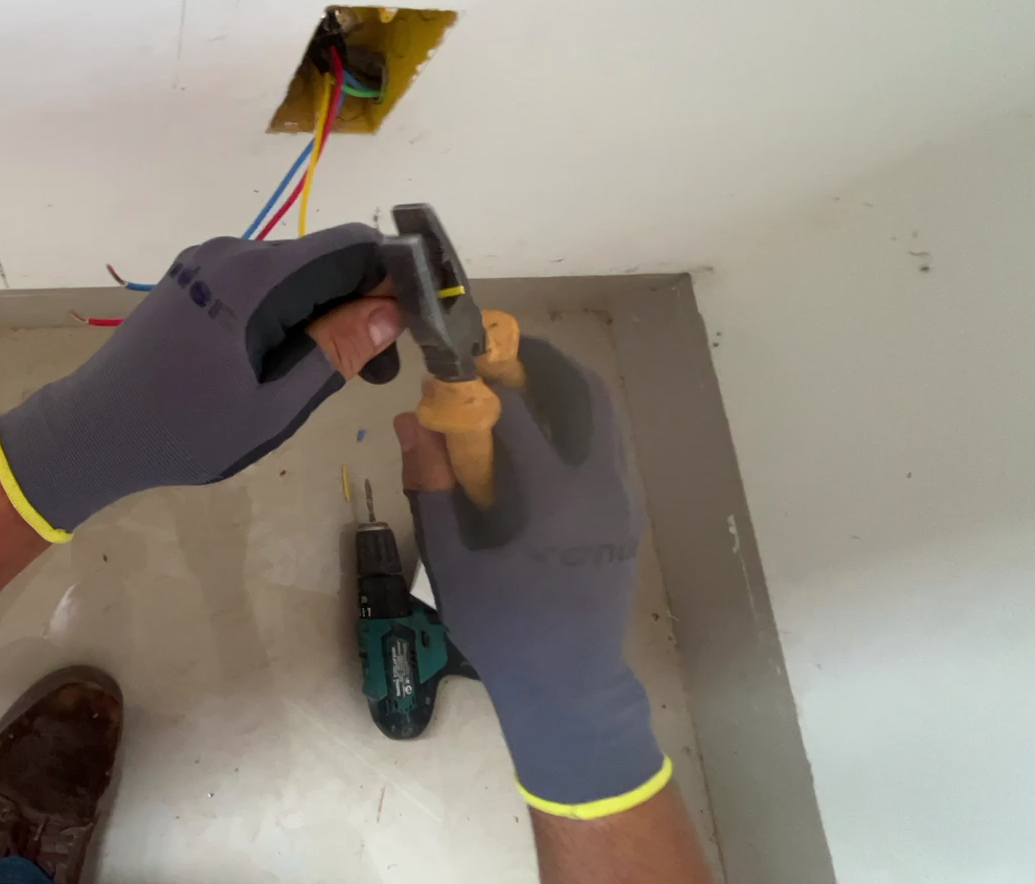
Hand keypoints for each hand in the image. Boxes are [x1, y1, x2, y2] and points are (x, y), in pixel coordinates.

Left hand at [0, 224, 400, 539]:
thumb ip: (335, 353)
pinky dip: (282, 313)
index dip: (389, 281)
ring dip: (319, 315)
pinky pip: (256, 284)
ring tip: (318, 377)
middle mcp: (230, 252)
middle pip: (321, 260)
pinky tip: (278, 361)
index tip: (403, 333)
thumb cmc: (183, 430)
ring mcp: (204, 263)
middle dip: (356, 307)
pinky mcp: (189, 280)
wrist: (92, 431)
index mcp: (252, 275)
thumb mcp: (272, 406)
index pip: (351, 246)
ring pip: (291, 274)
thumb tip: (391, 311)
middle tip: (367, 374)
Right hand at [397, 337, 668, 819]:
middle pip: (587, 395)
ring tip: (517, 377)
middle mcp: (598, 489)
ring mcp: (620, 500)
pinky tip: (536, 432)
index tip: (457, 359)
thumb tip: (410, 421)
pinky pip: (604, 445)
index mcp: (552, 501)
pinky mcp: (624, 514)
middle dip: (547, 360)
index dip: (484, 379)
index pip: (519, 415)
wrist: (569, 685)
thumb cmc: (501, 626)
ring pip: (603, 417)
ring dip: (564, 386)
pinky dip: (573, 420)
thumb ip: (429, 487)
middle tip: (503, 348)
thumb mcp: (450, 560)